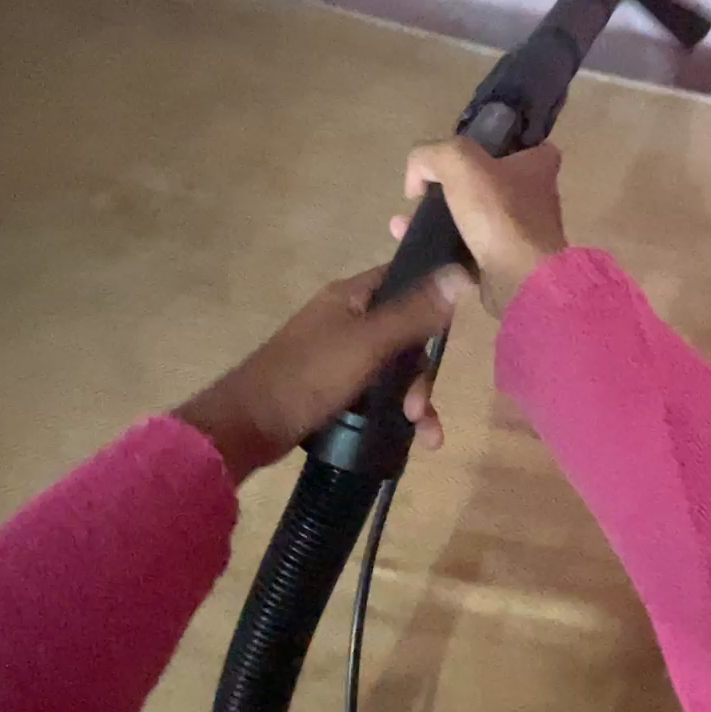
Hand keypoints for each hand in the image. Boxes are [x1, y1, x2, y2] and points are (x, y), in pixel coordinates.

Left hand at [174, 264, 470, 476]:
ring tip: (424, 436)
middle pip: (407, 337)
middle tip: (418, 409)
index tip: (455, 329)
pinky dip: (397, 414)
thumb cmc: (309, 376)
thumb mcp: (369, 343)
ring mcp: (341, 355)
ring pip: (396, 371)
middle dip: (421, 377)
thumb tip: (462, 272)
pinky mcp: (336, 387)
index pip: (406, 281)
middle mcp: (348, 320)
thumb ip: (414, 313)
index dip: (435, 298)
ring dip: (415, 403)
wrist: (249, 425)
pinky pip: (379, 394)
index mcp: (352, 297)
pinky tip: (412, 438)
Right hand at [391, 140, 567, 316]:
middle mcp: (534, 200)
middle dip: (451, 188)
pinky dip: (441, 251)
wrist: (518, 279)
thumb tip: (417, 179)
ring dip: (438, 222)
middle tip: (423, 194)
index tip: (464, 156)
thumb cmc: (499, 213)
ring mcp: (520, 236)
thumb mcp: (460, 162)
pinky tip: (413, 247)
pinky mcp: (504, 266)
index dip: (493, 147)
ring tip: (403, 224)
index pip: (522, 146)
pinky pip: (467, 253)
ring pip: (473, 221)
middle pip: (489, 185)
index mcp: (538, 168)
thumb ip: (431, 156)